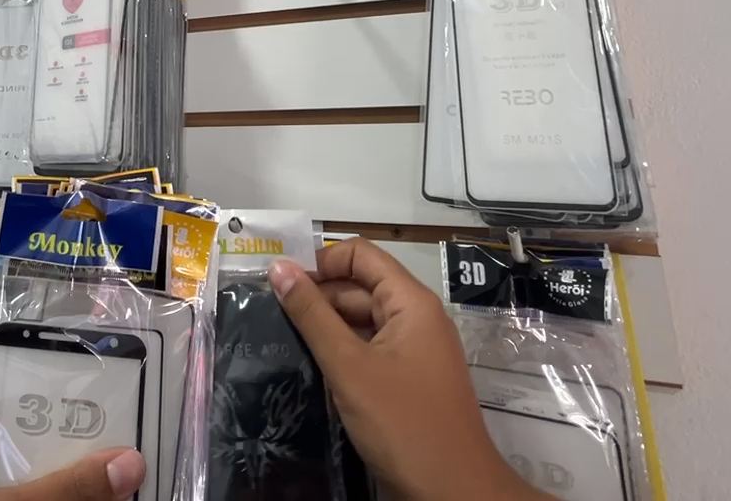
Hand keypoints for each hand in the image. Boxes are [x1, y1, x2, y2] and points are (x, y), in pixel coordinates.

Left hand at [0, 387, 148, 500]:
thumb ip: (63, 490)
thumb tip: (132, 461)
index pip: (21, 388)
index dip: (67, 393)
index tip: (115, 403)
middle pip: (28, 439)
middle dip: (72, 450)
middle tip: (124, 455)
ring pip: (20, 478)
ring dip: (59, 485)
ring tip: (113, 487)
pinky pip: (6, 500)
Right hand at [269, 239, 545, 500]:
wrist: (458, 500)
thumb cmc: (404, 425)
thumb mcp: (348, 366)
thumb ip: (311, 314)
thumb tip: (278, 266)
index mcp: (410, 302)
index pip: (360, 255)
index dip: (322, 261)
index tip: (284, 283)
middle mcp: (416, 317)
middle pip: (359, 285)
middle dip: (318, 293)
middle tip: (273, 311)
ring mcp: (415, 350)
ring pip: (362, 319)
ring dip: (327, 324)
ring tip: (284, 335)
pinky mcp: (409, 379)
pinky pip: (369, 347)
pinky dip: (342, 349)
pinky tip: (312, 363)